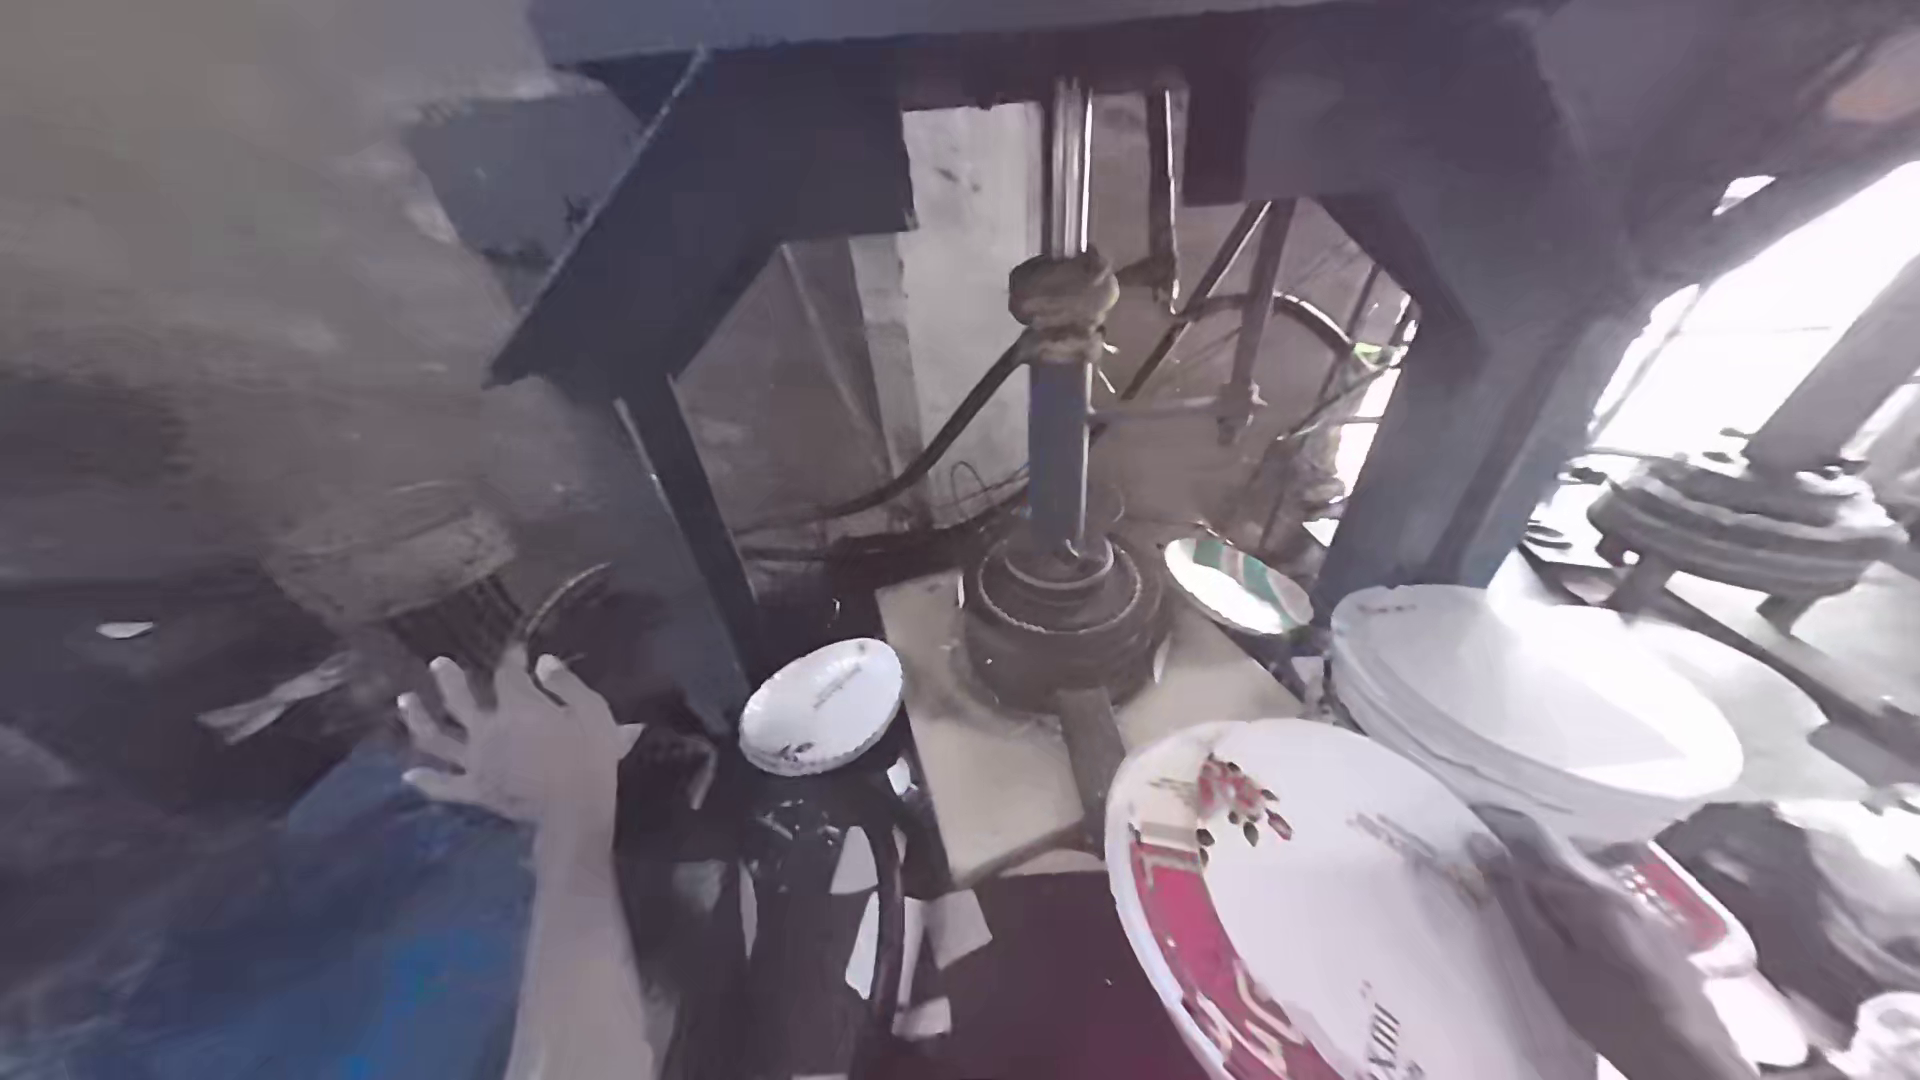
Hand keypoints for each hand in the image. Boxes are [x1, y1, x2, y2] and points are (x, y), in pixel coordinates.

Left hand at [397, 646, 643, 839]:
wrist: (575, 806)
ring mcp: (475, 761)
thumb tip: (542, 661)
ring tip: (406, 700)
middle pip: (460, 700)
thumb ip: (565, 683)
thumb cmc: (590, 754)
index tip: (516, 649)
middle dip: (449, 679)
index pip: (509, 675)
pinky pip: (443, 784)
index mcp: (519, 708)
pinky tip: (410, 773)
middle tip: (438, 663)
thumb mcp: (592, 710)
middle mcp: (488, 730)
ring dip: (418, 718)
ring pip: (437, 738)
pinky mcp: (474, 789)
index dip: (512, 658)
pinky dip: (424, 779)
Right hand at [1471, 807, 1754, 1079]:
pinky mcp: (1657, 933)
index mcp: (1587, 890)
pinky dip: (1570, 898)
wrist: (1696, 1071)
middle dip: (1517, 854)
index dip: (1492, 833)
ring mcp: (1643, 911)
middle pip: (1555, 855)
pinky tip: (1562, 923)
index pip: (1527, 839)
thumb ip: (1513, 896)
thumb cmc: (1609, 1015)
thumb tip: (1479, 842)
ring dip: (1544, 878)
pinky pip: (1599, 897)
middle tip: (1483, 866)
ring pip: (1577, 876)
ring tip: (1517, 896)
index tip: (1462, 833)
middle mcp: (1617, 889)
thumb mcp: (1546, 957)